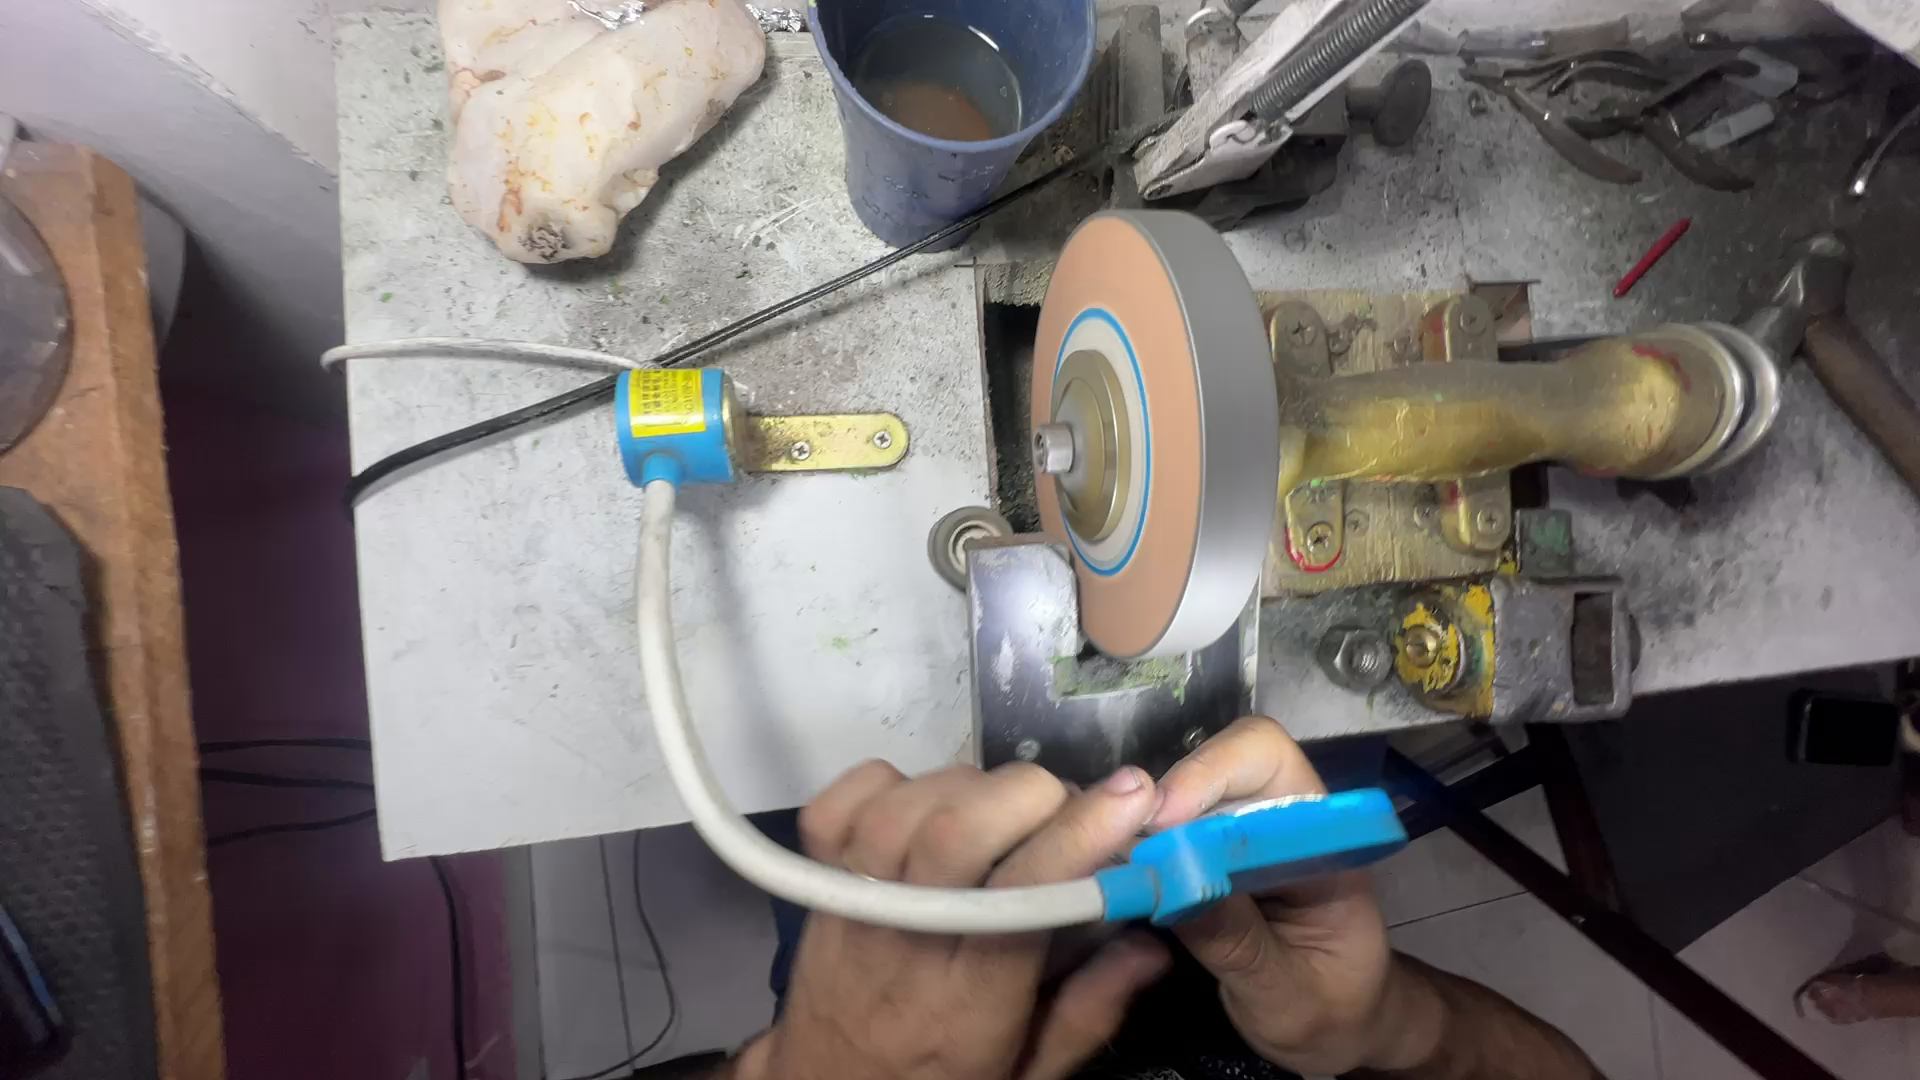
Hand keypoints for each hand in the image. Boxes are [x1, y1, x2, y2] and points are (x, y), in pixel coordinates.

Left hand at [734, 761, 1171, 1079]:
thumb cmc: (937, 1074)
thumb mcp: (1026, 1071)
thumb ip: (1088, 1010)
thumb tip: (1152, 942)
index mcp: (966, 998)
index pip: (1023, 897)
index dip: (1078, 835)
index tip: (1129, 794)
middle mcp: (904, 933)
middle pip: (954, 829)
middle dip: (1026, 795)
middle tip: (1059, 806)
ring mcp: (852, 892)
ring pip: (910, 801)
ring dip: (971, 786)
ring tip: (998, 809)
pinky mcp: (819, 865)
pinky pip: (851, 792)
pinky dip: (894, 780)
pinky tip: (921, 802)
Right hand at [1150, 717, 1443, 1075]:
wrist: (1336, 1028)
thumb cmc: (1331, 1011)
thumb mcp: (1289, 997)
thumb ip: (1237, 943)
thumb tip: (1174, 882)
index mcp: (1318, 836)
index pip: (1270, 759)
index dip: (1214, 770)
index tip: (1165, 820)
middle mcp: (1274, 814)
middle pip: (1216, 761)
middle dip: (1169, 794)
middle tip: (1126, 846)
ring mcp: (1237, 827)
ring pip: (1181, 788)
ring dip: (1144, 817)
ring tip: (1118, 865)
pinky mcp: (1205, 846)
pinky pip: (1164, 824)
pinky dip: (1137, 841)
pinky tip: (1122, 875)